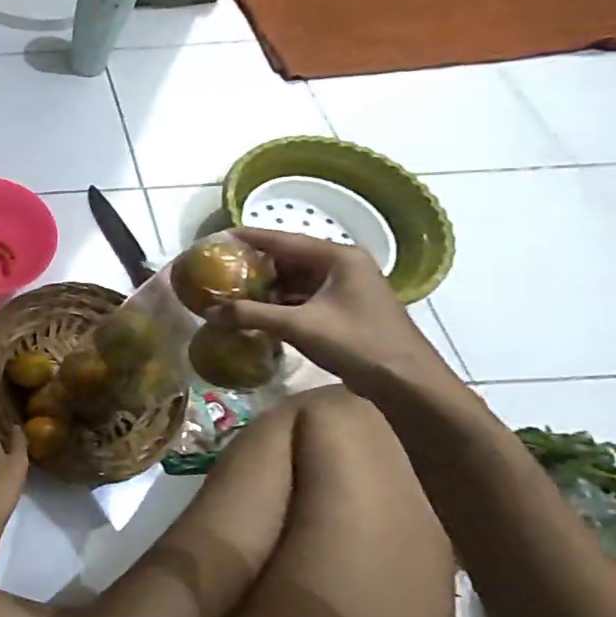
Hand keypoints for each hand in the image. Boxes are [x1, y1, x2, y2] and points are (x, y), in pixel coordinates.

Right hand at [210, 227, 464, 398]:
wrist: (405, 380)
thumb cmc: (357, 343)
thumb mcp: (300, 327)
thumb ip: (254, 316)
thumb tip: (210, 311)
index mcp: (338, 257)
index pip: (285, 240)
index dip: (251, 238)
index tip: (222, 236)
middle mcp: (344, 265)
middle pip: (292, 258)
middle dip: (258, 265)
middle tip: (224, 268)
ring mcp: (348, 287)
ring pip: (299, 280)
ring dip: (270, 287)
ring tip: (236, 291)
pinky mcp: (347, 309)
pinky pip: (308, 297)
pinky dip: (284, 303)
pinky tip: (262, 313)